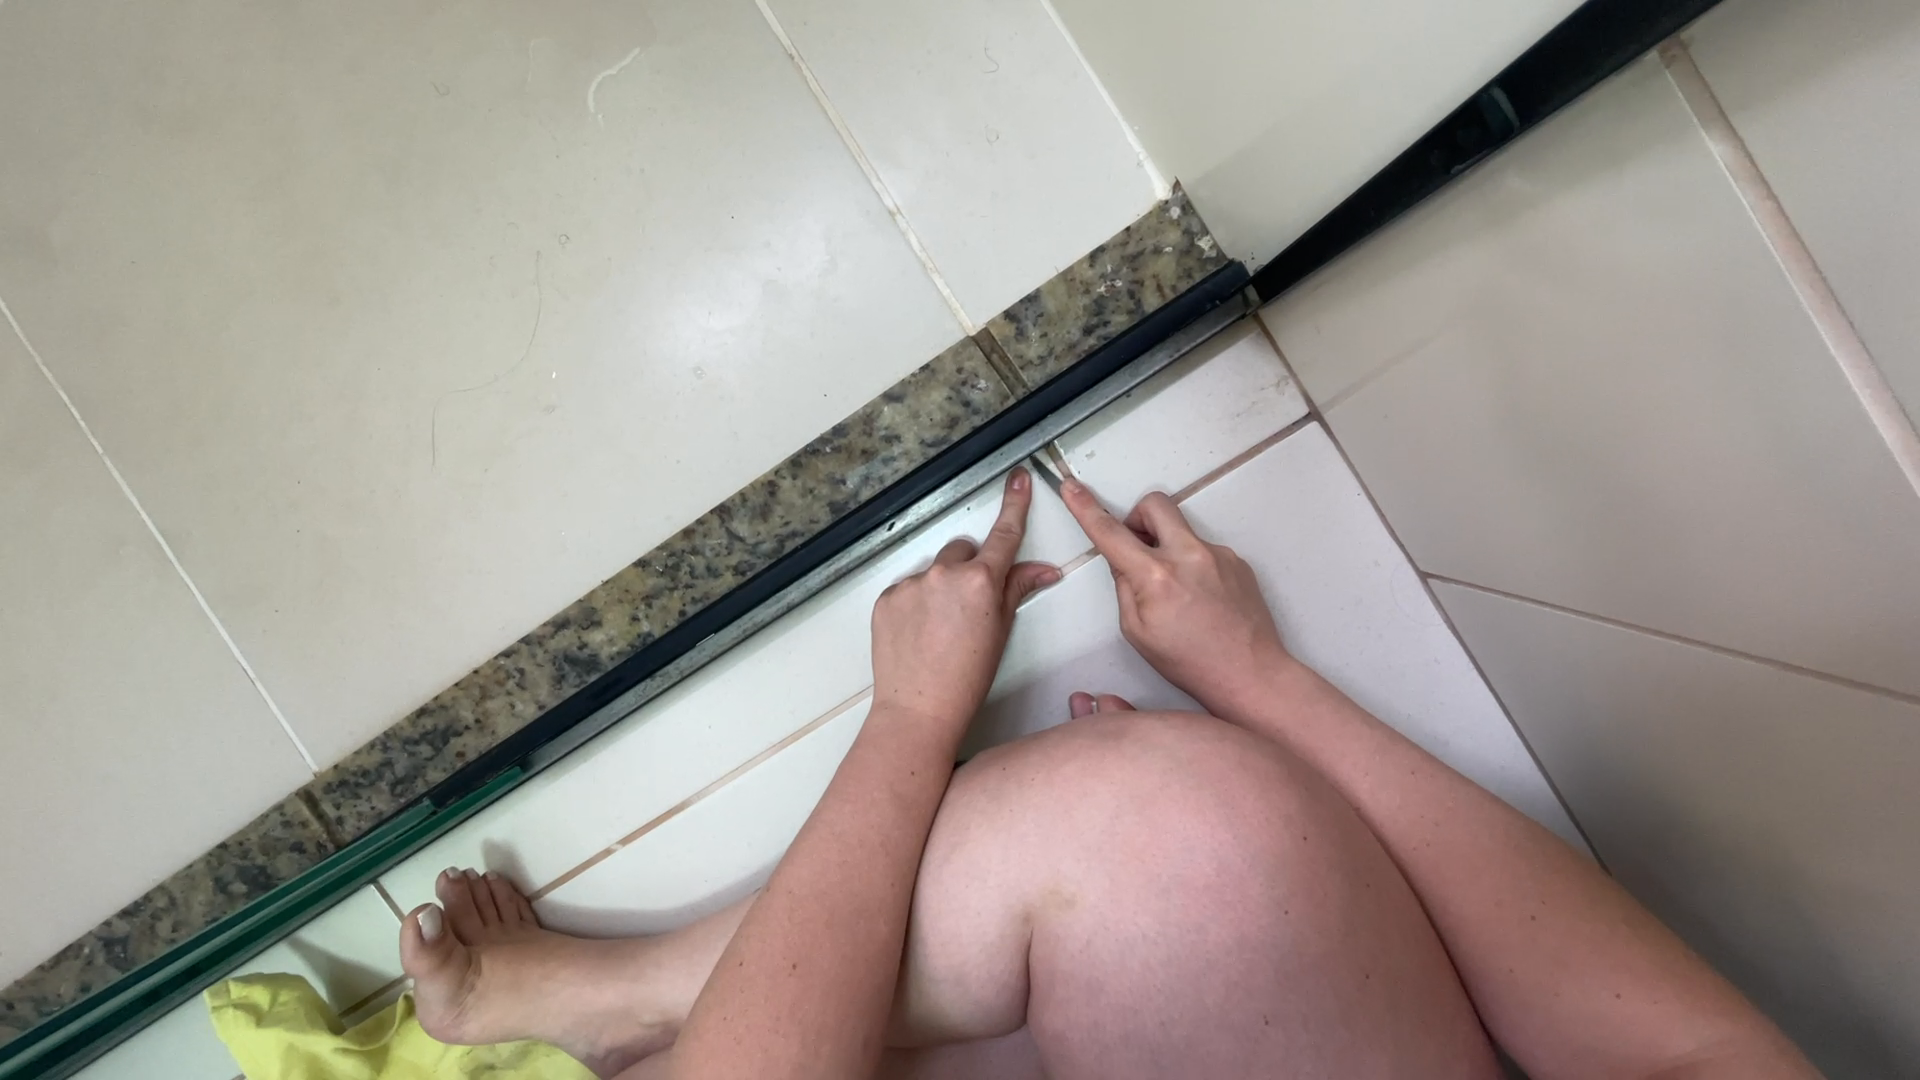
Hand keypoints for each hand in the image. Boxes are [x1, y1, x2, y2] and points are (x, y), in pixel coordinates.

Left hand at [870, 470, 1060, 737]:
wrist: (919, 709)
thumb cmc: (967, 678)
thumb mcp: (1001, 632)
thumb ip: (1016, 590)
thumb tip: (1043, 570)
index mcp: (980, 582)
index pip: (1004, 535)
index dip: (1014, 504)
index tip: (1017, 477)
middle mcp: (945, 574)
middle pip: (963, 551)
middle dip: (970, 568)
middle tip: (970, 607)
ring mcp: (911, 584)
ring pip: (934, 571)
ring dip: (940, 586)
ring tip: (939, 627)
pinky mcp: (886, 597)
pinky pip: (908, 587)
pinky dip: (915, 601)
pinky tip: (918, 632)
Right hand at [1059, 479, 1292, 716]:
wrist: (1251, 673)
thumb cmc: (1191, 662)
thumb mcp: (1137, 631)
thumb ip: (1124, 587)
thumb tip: (1122, 561)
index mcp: (1157, 577)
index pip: (1111, 533)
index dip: (1085, 507)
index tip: (1072, 488)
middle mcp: (1189, 556)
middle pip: (1154, 504)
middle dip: (1138, 517)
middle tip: (1138, 547)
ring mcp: (1218, 554)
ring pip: (1181, 529)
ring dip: (1168, 547)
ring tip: (1177, 591)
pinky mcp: (1237, 561)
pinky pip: (1203, 549)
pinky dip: (1192, 565)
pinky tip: (1200, 598)